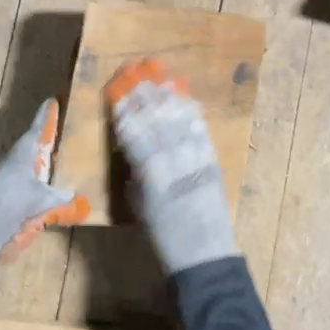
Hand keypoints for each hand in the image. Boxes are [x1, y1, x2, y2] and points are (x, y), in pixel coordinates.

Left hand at [0, 99, 89, 300]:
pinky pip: (36, 194)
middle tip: (77, 133)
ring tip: (75, 167)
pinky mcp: (9, 208)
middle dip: (55, 141)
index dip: (47, 115)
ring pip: (37, 172)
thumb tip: (78, 197)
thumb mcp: (35, 205)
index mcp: (21, 156)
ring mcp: (12, 187)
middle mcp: (17, 166)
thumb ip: (59, 200)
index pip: (39, 128)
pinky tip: (62, 201)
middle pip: (39, 149)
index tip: (54, 98)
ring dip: (53, 169)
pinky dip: (49, 193)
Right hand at [108, 58, 239, 275]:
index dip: (125, 112)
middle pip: (156, 120)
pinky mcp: (213, 159)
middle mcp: (172, 161)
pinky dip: (191, 111)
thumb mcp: (139, 204)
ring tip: (157, 79)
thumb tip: (131, 147)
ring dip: (167, 98)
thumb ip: (135, 172)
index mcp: (150, 175)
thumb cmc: (164, 235)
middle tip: (135, 76)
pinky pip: (200, 129)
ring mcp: (195, 158)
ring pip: (178, 120)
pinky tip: (184, 97)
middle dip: (144, 97)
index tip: (116, 93)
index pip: (133, 134)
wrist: (204, 253)